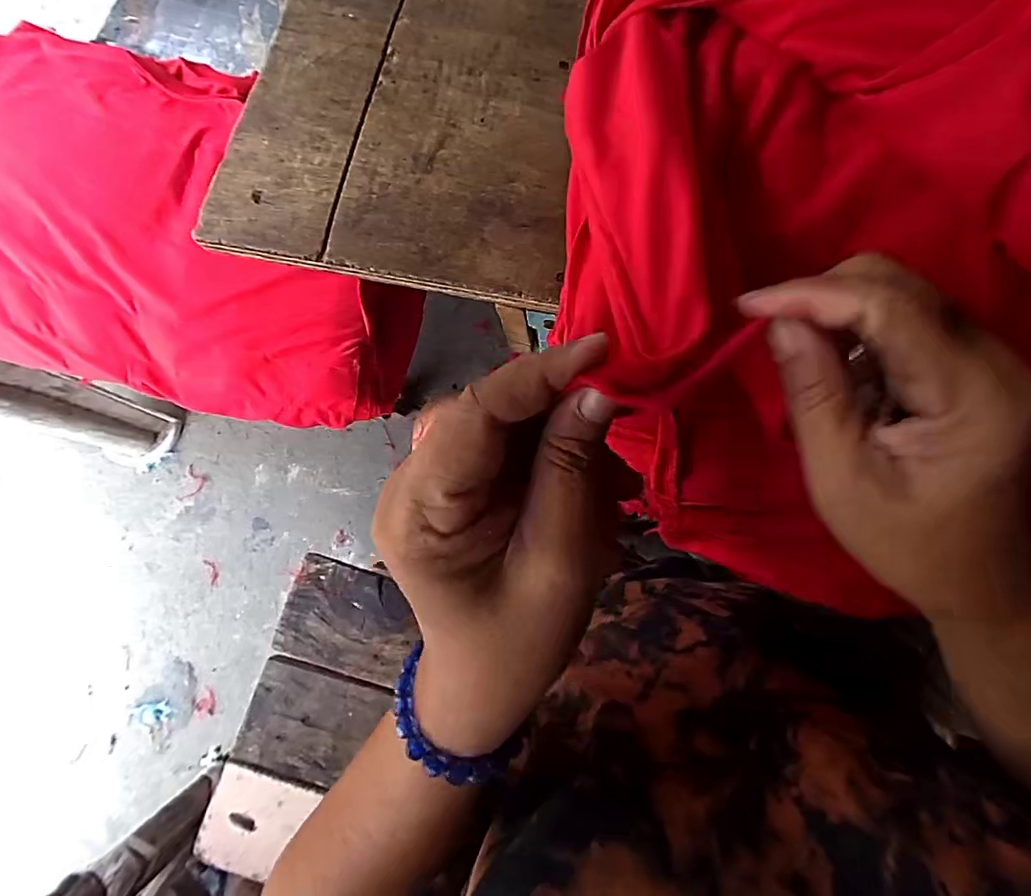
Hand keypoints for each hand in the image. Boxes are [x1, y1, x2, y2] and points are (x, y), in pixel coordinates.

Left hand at [370, 334, 622, 755]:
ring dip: (562, 430)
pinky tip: (590, 481)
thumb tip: (596, 392)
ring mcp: (430, 477)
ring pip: (502, 419)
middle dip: (557, 404)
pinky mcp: (454, 480)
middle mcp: (412, 479)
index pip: (474, 414)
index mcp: (419, 508)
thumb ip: (571, 472)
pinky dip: (554, 449)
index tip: (601, 347)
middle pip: (487, 409)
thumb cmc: (519, 645)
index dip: (538, 373)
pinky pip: (506, 442)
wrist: (483, 685)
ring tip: (609, 478)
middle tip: (618, 416)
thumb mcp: (559, 564)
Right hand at [738, 255, 1030, 623]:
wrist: (980, 577)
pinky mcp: (978, 360)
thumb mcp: (839, 478)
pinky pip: (909, 315)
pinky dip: (860, 327)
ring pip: (902, 291)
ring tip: (810, 359)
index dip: (811, 294)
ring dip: (840, 310)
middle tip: (774, 330)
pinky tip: (845, 370)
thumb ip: (812, 393)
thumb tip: (780, 322)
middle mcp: (997, 360)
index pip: (890, 308)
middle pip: (899, 285)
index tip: (748, 305)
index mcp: (972, 395)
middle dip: (824, 294)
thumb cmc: (906, 542)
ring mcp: (994, 356)